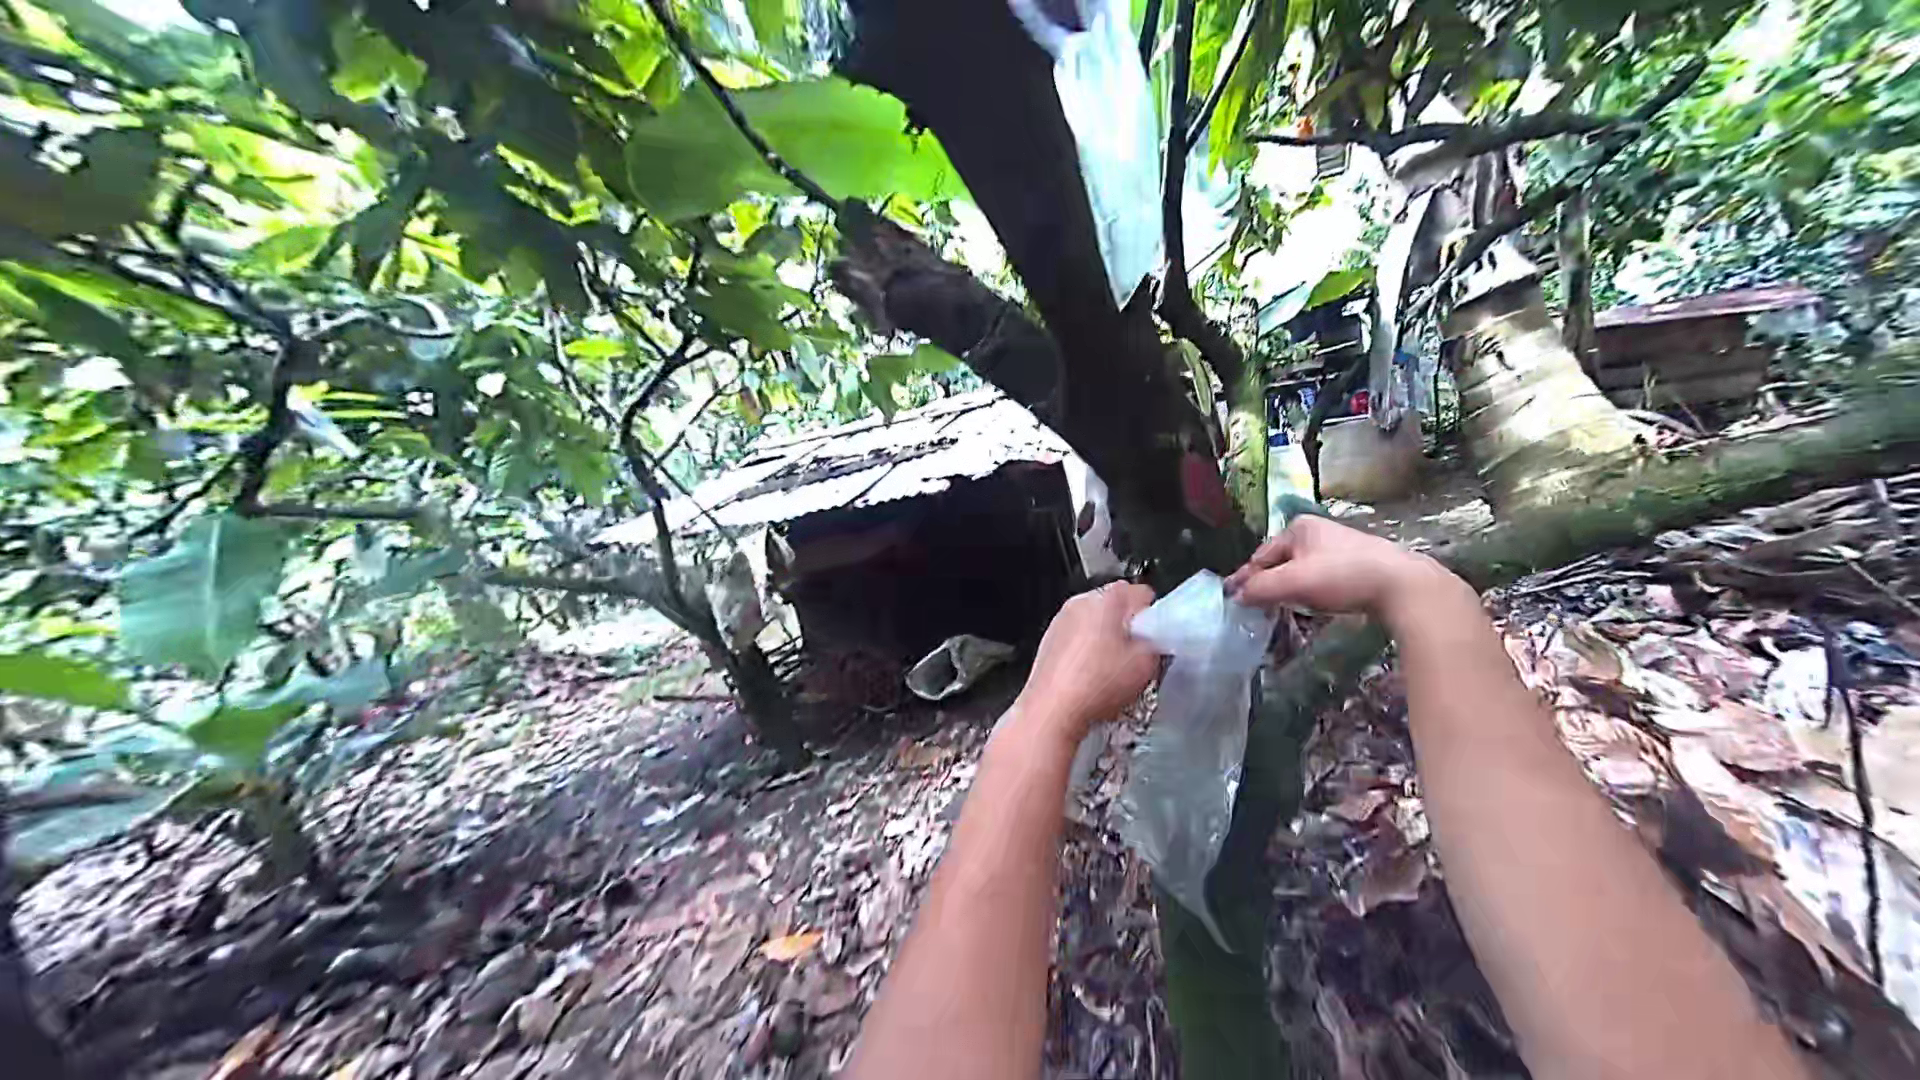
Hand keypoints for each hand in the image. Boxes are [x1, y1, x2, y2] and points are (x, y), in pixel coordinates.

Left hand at [1016, 582, 1158, 738]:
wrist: (1054, 709)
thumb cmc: (1095, 685)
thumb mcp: (1147, 663)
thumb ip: (1156, 642)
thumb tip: (1154, 640)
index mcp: (1107, 599)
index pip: (1142, 593)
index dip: (1153, 616)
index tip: (1153, 636)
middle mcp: (1080, 602)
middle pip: (1116, 606)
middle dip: (1128, 628)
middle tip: (1135, 655)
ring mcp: (1062, 619)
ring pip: (1095, 622)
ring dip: (1106, 639)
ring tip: (1111, 670)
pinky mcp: (1049, 639)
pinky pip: (1077, 638)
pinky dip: (1086, 651)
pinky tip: (1091, 676)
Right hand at [1224, 516, 1465, 624]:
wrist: (1405, 587)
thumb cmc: (1342, 576)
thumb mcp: (1291, 582)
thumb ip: (1258, 588)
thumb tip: (1236, 596)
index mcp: (1299, 527)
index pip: (1260, 556)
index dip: (1248, 578)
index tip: (1237, 600)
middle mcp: (1319, 532)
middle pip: (1282, 563)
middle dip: (1270, 585)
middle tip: (1260, 608)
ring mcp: (1342, 548)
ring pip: (1304, 573)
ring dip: (1292, 591)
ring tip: (1286, 611)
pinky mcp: (1361, 566)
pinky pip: (1325, 581)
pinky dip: (1315, 594)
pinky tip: (1316, 609)